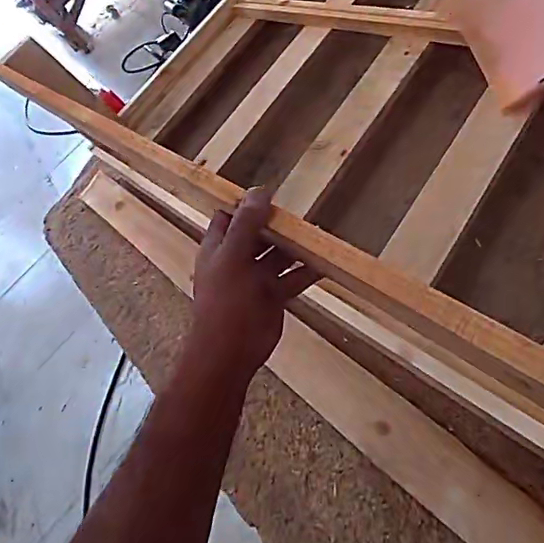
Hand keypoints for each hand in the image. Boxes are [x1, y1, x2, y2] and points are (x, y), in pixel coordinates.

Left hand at [188, 187, 320, 379]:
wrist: (230, 350)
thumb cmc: (226, 300)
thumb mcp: (233, 256)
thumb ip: (246, 224)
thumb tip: (259, 191)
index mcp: (218, 247)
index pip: (229, 217)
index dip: (245, 205)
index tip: (269, 193)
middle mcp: (236, 260)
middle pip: (257, 234)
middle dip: (276, 224)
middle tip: (300, 211)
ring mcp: (255, 279)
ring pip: (278, 255)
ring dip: (294, 246)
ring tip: (316, 232)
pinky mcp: (273, 296)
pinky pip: (292, 278)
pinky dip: (307, 271)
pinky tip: (325, 261)